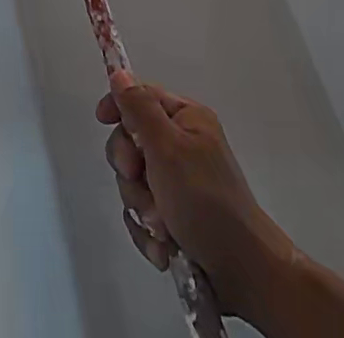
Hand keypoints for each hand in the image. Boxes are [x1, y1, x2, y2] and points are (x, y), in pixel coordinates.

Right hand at [96, 71, 295, 321]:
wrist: (241, 269)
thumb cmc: (204, 199)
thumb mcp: (167, 148)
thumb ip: (139, 109)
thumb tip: (119, 73)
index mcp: (187, 119)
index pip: (142, 97)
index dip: (119, 105)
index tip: (102, 120)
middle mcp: (183, 145)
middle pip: (131, 142)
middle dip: (131, 171)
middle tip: (142, 183)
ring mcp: (179, 182)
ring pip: (134, 182)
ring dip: (141, 206)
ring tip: (162, 225)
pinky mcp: (175, 214)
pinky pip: (142, 213)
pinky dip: (148, 231)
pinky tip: (165, 245)